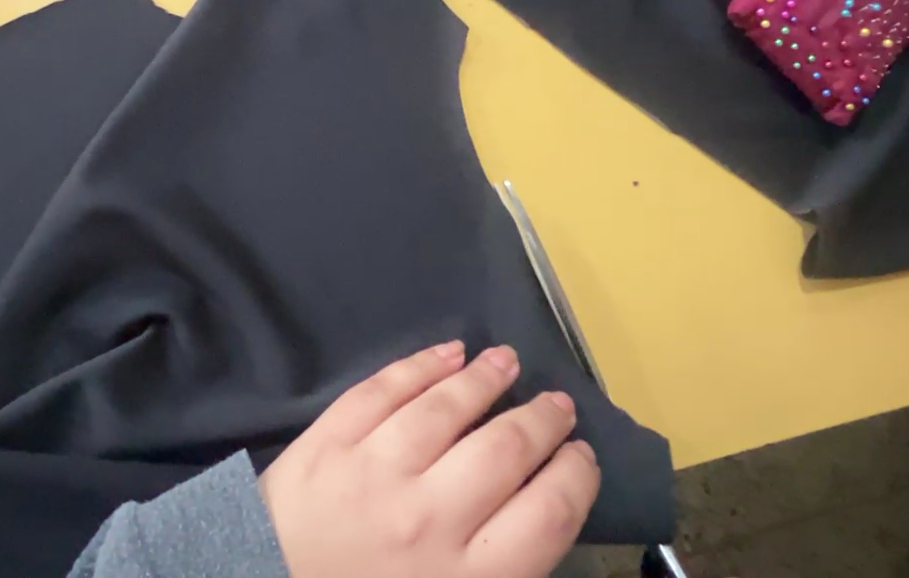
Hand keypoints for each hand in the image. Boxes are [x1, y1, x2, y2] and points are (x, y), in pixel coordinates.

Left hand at [259, 341, 600, 577]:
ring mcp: (373, 472)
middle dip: (540, 422)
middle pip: (502, 452)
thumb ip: (495, 571)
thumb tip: (537, 518)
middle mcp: (427, 519)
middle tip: (556, 403)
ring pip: (444, 410)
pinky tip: (448, 353)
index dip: (574, 477)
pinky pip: (383, 390)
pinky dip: (420, 366)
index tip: (581, 453)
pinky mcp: (327, 441)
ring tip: (507, 361)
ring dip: (484, 380)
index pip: (547, 516)